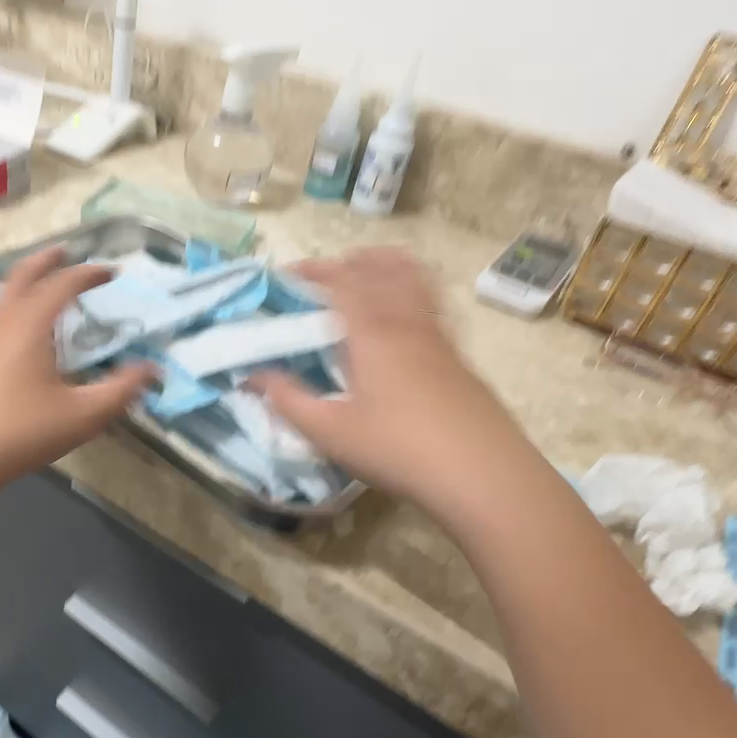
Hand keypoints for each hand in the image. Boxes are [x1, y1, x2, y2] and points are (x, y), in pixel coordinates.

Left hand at [0, 247, 154, 491]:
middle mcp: (2, 324)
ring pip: (2, 297)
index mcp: (31, 325)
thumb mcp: (83, 415)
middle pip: (21, 276)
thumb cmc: (21, 432)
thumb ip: (121, 391)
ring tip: (43, 287)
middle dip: (46, 261)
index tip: (111, 272)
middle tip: (66, 251)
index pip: (63, 284)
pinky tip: (21, 336)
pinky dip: (13, 309)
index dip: (89, 274)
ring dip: (25, 283)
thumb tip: (152, 370)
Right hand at [246, 249, 542, 525]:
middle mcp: (407, 323)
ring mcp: (439, 338)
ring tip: (366, 279)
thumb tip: (252, 376)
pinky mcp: (459, 359)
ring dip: (386, 271)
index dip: (314, 271)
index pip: (342, 282)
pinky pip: (431, 308)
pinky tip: (401, 326)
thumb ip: (288, 400)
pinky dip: (410, 297)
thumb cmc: (398, 449)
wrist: (484, 474)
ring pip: (415, 283)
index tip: (288, 275)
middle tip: (327, 273)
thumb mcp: (330, 432)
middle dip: (352, 262)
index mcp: (372, 333)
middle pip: (383, 270)